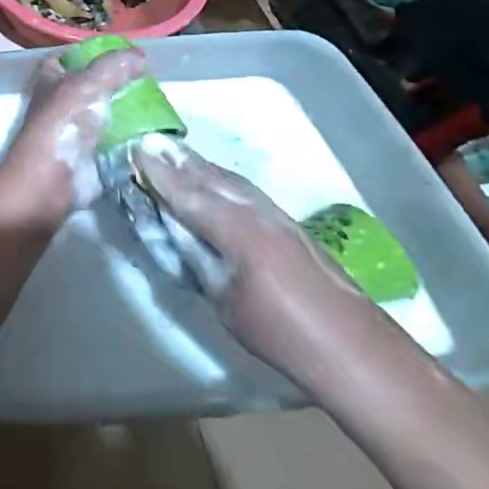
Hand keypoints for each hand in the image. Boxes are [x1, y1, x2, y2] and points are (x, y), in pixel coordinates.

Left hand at [0, 48, 145, 216]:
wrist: (53, 180)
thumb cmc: (63, 122)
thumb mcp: (88, 83)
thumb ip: (114, 65)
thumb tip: (140, 56)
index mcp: (51, 79)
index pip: (68, 57)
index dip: (90, 52)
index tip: (121, 52)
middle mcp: (61, 102)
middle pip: (92, 84)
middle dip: (117, 81)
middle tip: (148, 78)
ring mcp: (77, 129)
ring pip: (107, 111)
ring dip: (129, 109)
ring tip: (159, 101)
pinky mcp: (92, 153)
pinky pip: (117, 138)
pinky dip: (133, 135)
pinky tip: (156, 128)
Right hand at [129, 141, 400, 371]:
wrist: (351, 346)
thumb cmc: (282, 335)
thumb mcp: (227, 304)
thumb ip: (201, 262)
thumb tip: (180, 234)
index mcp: (239, 233)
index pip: (191, 196)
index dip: (162, 174)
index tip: (137, 151)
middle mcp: (258, 213)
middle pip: (212, 178)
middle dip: (180, 161)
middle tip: (151, 142)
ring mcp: (277, 215)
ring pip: (231, 181)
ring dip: (201, 166)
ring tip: (176, 154)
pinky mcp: (289, 223)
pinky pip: (246, 190)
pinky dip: (222, 180)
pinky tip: (214, 180)